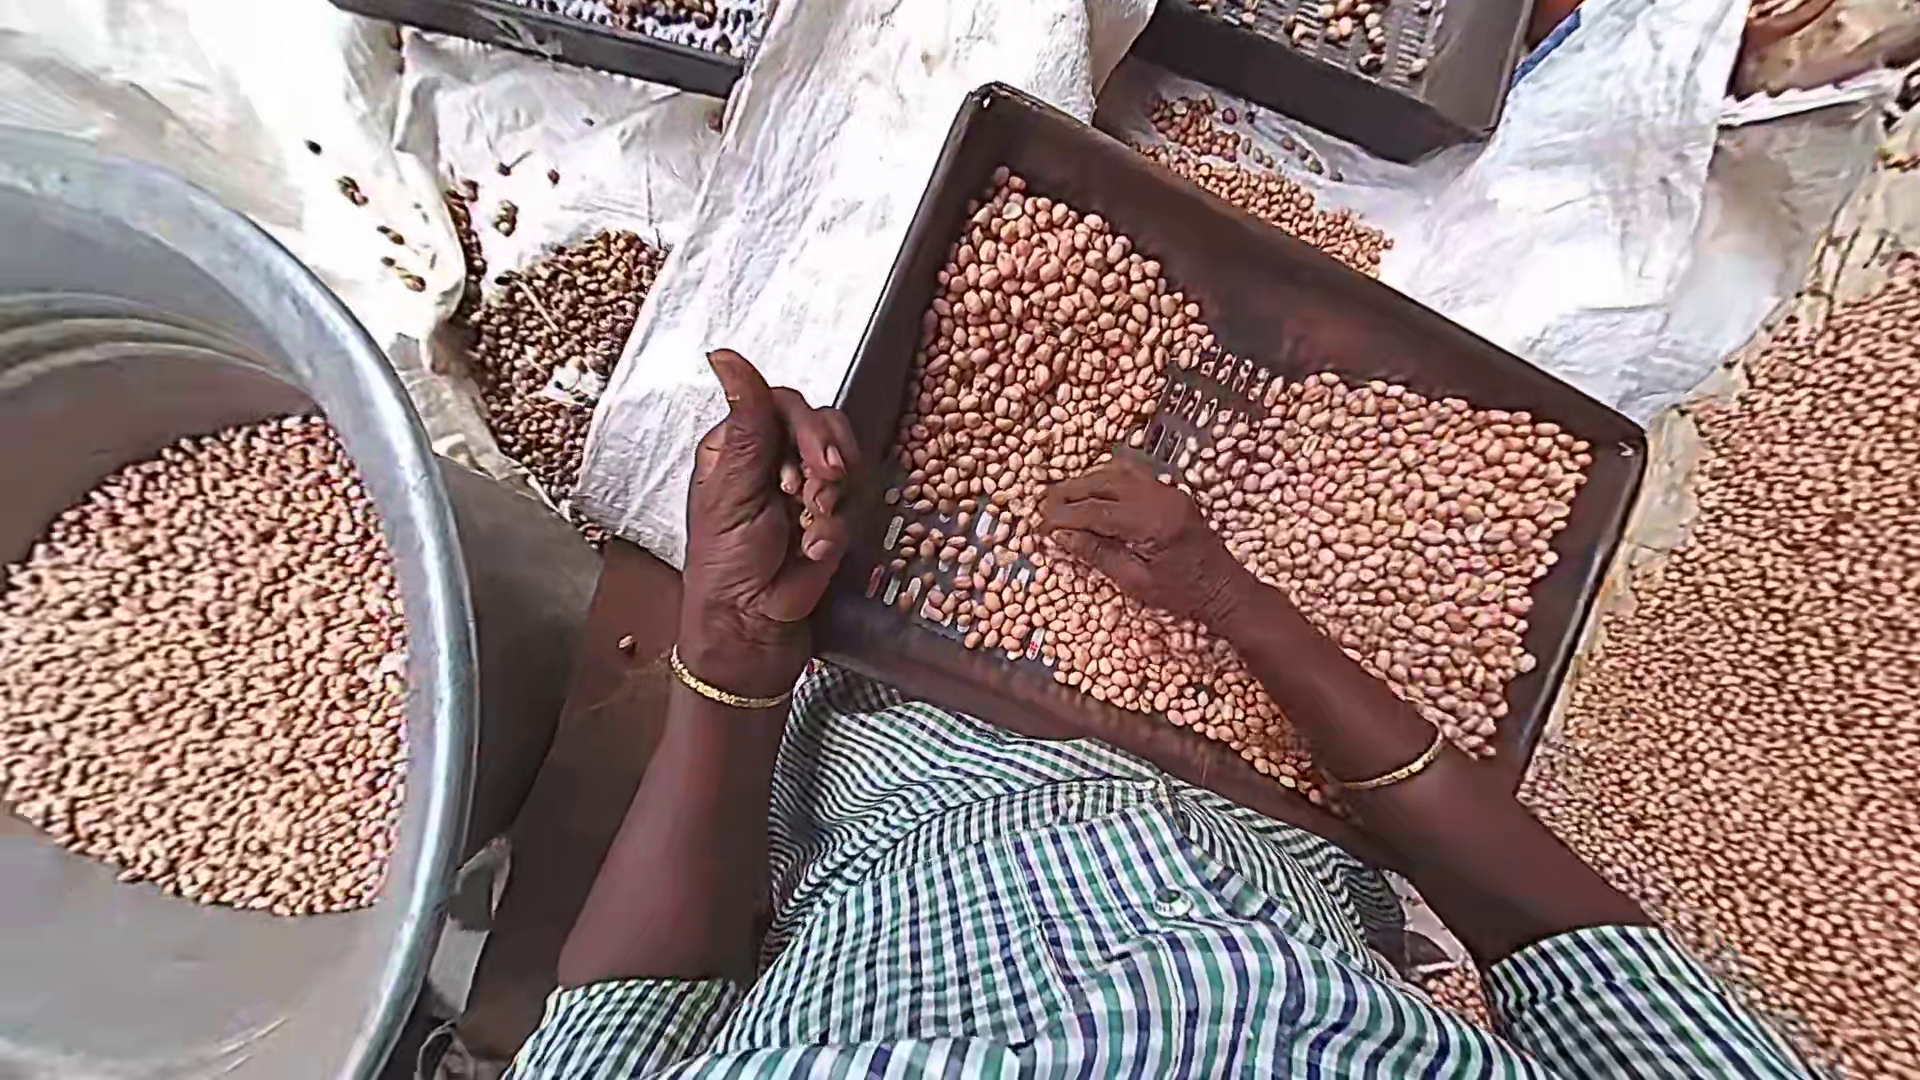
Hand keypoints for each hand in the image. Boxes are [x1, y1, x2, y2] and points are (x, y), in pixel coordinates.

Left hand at [680, 350, 859, 698]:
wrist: (753, 625)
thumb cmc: (727, 562)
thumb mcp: (732, 492)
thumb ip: (745, 425)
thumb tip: (725, 355)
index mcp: (741, 444)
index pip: (784, 402)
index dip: (807, 428)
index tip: (814, 464)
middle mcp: (777, 458)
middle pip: (824, 424)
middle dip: (827, 461)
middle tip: (818, 495)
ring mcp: (808, 486)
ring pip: (846, 460)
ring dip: (834, 498)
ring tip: (811, 529)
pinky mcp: (833, 514)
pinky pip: (856, 500)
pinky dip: (839, 527)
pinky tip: (817, 549)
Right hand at [1038, 456, 1253, 627]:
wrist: (1225, 589)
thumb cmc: (1183, 595)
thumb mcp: (1134, 581)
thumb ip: (1097, 553)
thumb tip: (1061, 536)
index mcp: (1153, 522)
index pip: (1096, 511)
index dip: (1064, 517)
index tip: (1041, 525)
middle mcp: (1161, 498)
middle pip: (1103, 483)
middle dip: (1068, 493)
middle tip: (1041, 504)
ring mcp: (1168, 491)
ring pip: (1117, 473)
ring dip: (1085, 482)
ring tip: (1059, 496)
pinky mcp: (1171, 493)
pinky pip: (1133, 475)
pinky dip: (1106, 479)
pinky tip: (1090, 489)